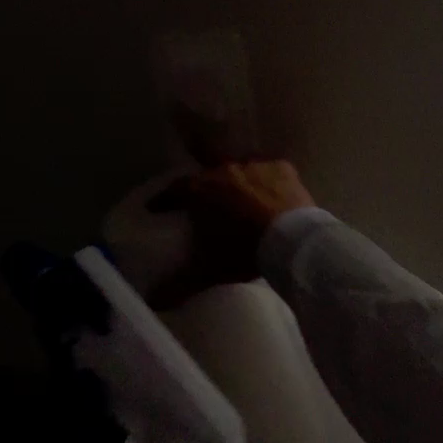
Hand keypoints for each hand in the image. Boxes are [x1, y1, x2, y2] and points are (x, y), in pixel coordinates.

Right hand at [145, 160, 314, 308]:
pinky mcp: (281, 167)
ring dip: (238, 173)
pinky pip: (270, 169)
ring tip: (240, 185)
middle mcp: (225, 170)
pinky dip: (268, 179)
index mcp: (202, 190)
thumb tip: (152, 302)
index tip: (154, 206)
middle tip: (189, 140)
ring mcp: (255, 165)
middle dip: (195, 147)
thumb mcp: (208, 270)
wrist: (290, 239)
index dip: (164, 199)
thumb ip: (178, 285)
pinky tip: (272, 189)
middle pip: (205, 152)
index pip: (175, 191)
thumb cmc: (242, 251)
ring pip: (240, 163)